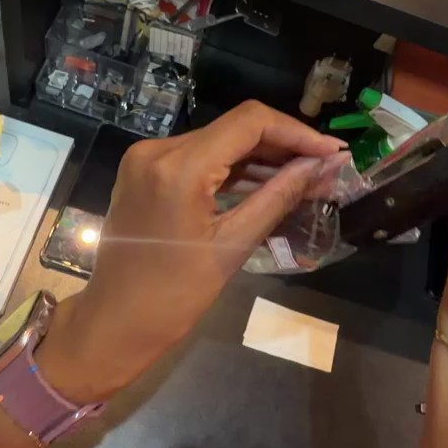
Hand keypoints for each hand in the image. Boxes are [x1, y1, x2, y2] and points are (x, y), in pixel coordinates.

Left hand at [38, 101, 346, 402]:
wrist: (115, 324)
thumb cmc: (174, 296)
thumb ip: (280, 195)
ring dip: (263, 158)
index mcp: (178, 166)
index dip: (297, 133)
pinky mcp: (145, 171)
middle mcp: (158, 149)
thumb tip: (323, 166)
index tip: (333, 153)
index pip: (250, 123)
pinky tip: (269, 184)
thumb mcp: (234, 245)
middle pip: (236, 128)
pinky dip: (234, 169)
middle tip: (327, 170)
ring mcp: (147, 158)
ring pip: (220, 142)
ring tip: (307, 179)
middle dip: (285, 146)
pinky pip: (200, 158)